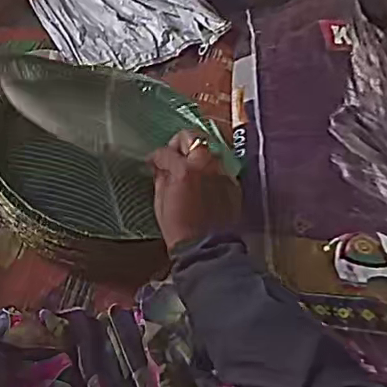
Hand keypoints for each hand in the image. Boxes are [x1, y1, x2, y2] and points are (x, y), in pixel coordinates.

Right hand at [149, 130, 239, 251]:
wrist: (206, 248)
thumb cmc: (180, 229)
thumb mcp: (161, 202)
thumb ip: (161, 178)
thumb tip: (159, 167)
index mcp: (184, 170)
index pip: (165, 152)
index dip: (155, 156)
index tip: (153, 161)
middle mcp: (206, 166)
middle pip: (192, 137)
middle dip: (179, 143)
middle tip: (173, 155)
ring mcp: (222, 173)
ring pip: (209, 149)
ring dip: (197, 155)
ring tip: (189, 168)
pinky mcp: (233, 183)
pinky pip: (220, 167)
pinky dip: (210, 169)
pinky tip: (204, 182)